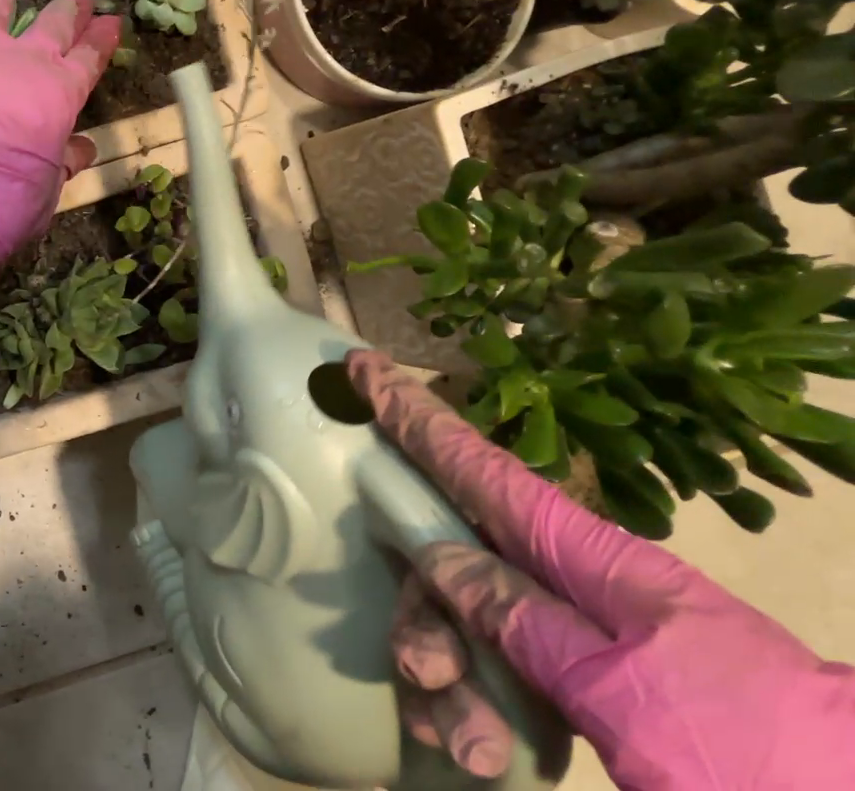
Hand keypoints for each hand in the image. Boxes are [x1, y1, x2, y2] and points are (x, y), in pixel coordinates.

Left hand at [0, 0, 119, 297]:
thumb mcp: (45, 192)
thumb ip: (62, 161)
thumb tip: (80, 148)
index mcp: (58, 95)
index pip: (89, 59)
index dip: (101, 41)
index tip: (110, 26)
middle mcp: (21, 61)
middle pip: (54, 23)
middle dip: (71, 9)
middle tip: (80, 0)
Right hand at [348, 349, 854, 788]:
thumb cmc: (756, 758)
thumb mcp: (622, 691)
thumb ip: (521, 618)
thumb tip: (435, 554)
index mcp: (595, 562)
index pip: (483, 471)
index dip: (417, 420)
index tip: (363, 367)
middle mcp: (576, 584)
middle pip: (457, 562)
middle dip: (425, 616)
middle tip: (421, 674)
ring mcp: (580, 635)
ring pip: (469, 624)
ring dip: (450, 684)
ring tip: (466, 748)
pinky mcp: (585, 684)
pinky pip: (498, 673)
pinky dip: (473, 709)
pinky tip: (471, 750)